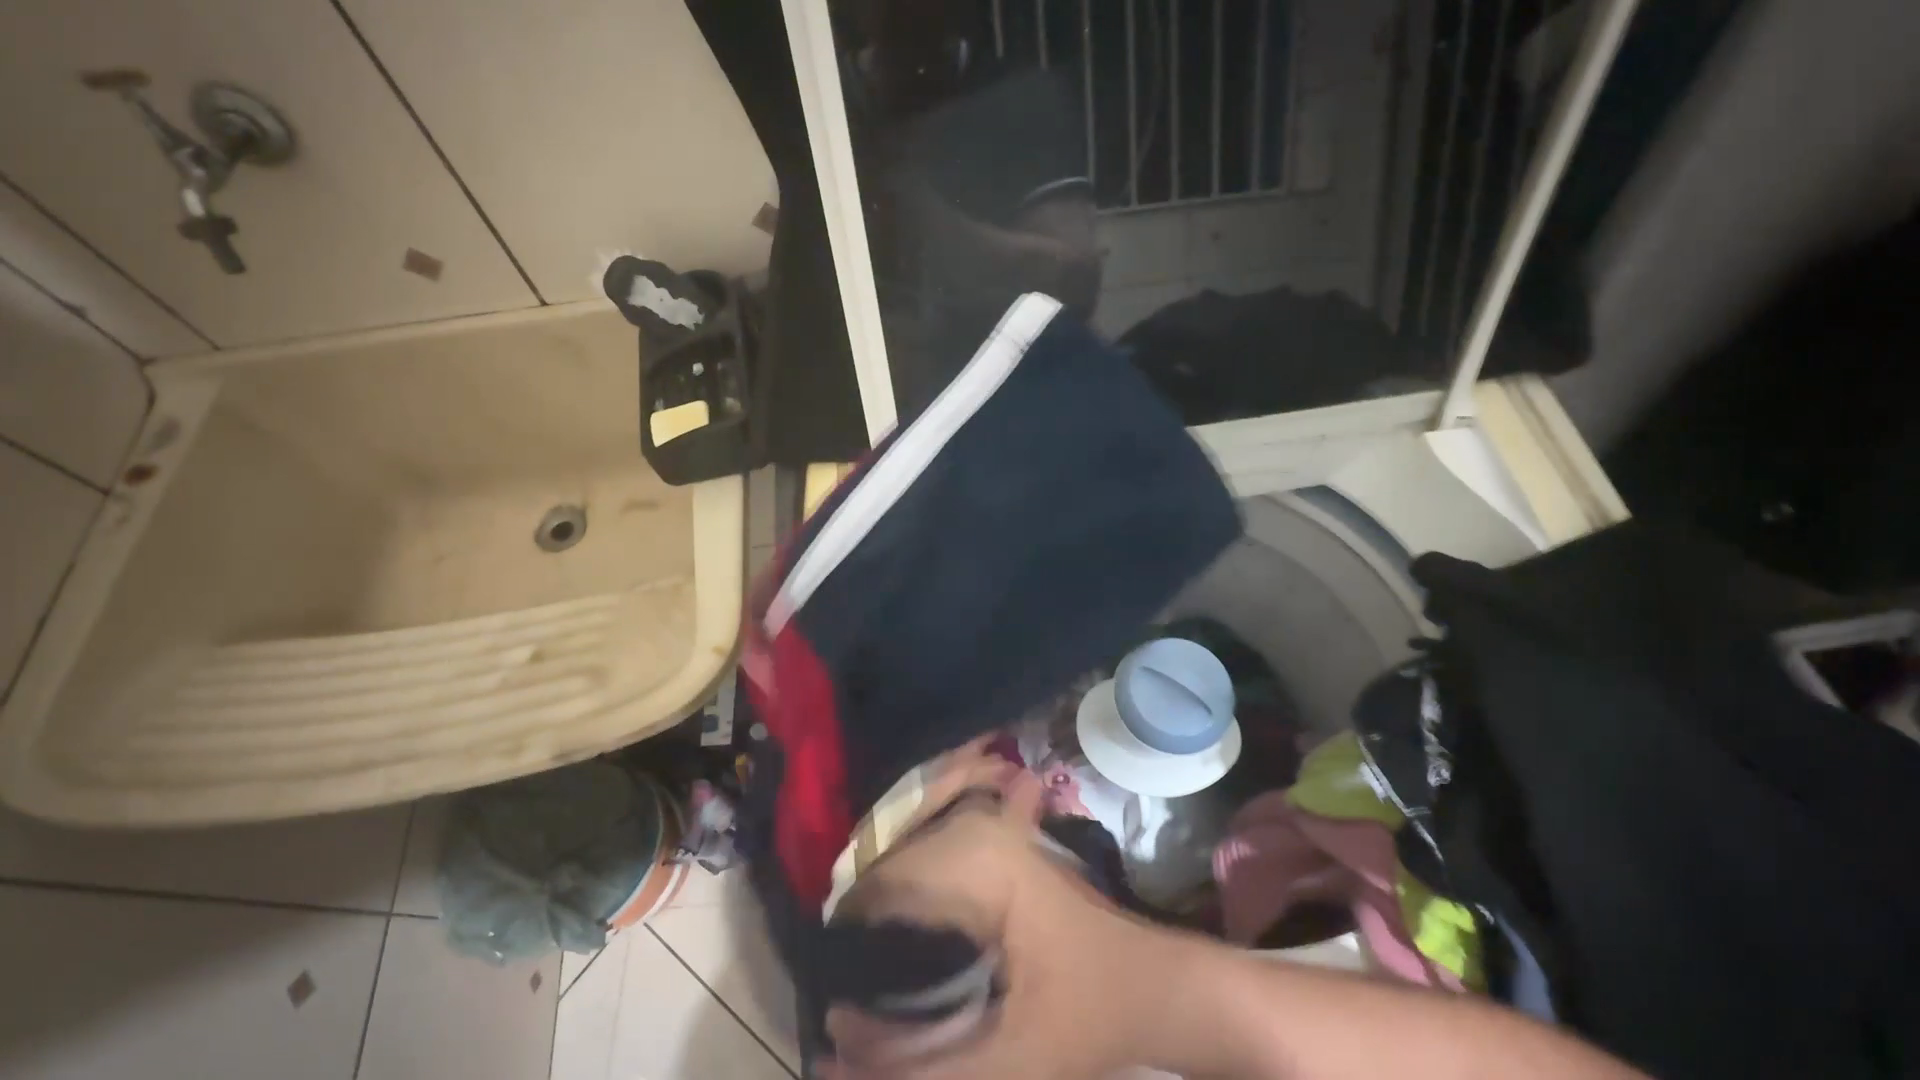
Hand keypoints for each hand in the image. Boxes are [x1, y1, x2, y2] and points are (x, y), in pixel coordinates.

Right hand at [821, 742, 1174, 1079]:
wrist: (1159, 987)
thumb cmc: (1092, 1016)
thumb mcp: (1007, 1063)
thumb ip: (914, 1070)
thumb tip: (823, 1060)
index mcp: (976, 860)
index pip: (875, 888)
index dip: (846, 946)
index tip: (840, 1000)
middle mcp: (975, 831)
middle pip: (882, 878)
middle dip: (861, 938)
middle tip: (858, 1003)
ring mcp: (986, 836)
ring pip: (900, 875)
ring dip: (881, 928)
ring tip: (876, 986)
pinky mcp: (993, 852)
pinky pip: (925, 874)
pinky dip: (907, 916)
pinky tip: (908, 964)